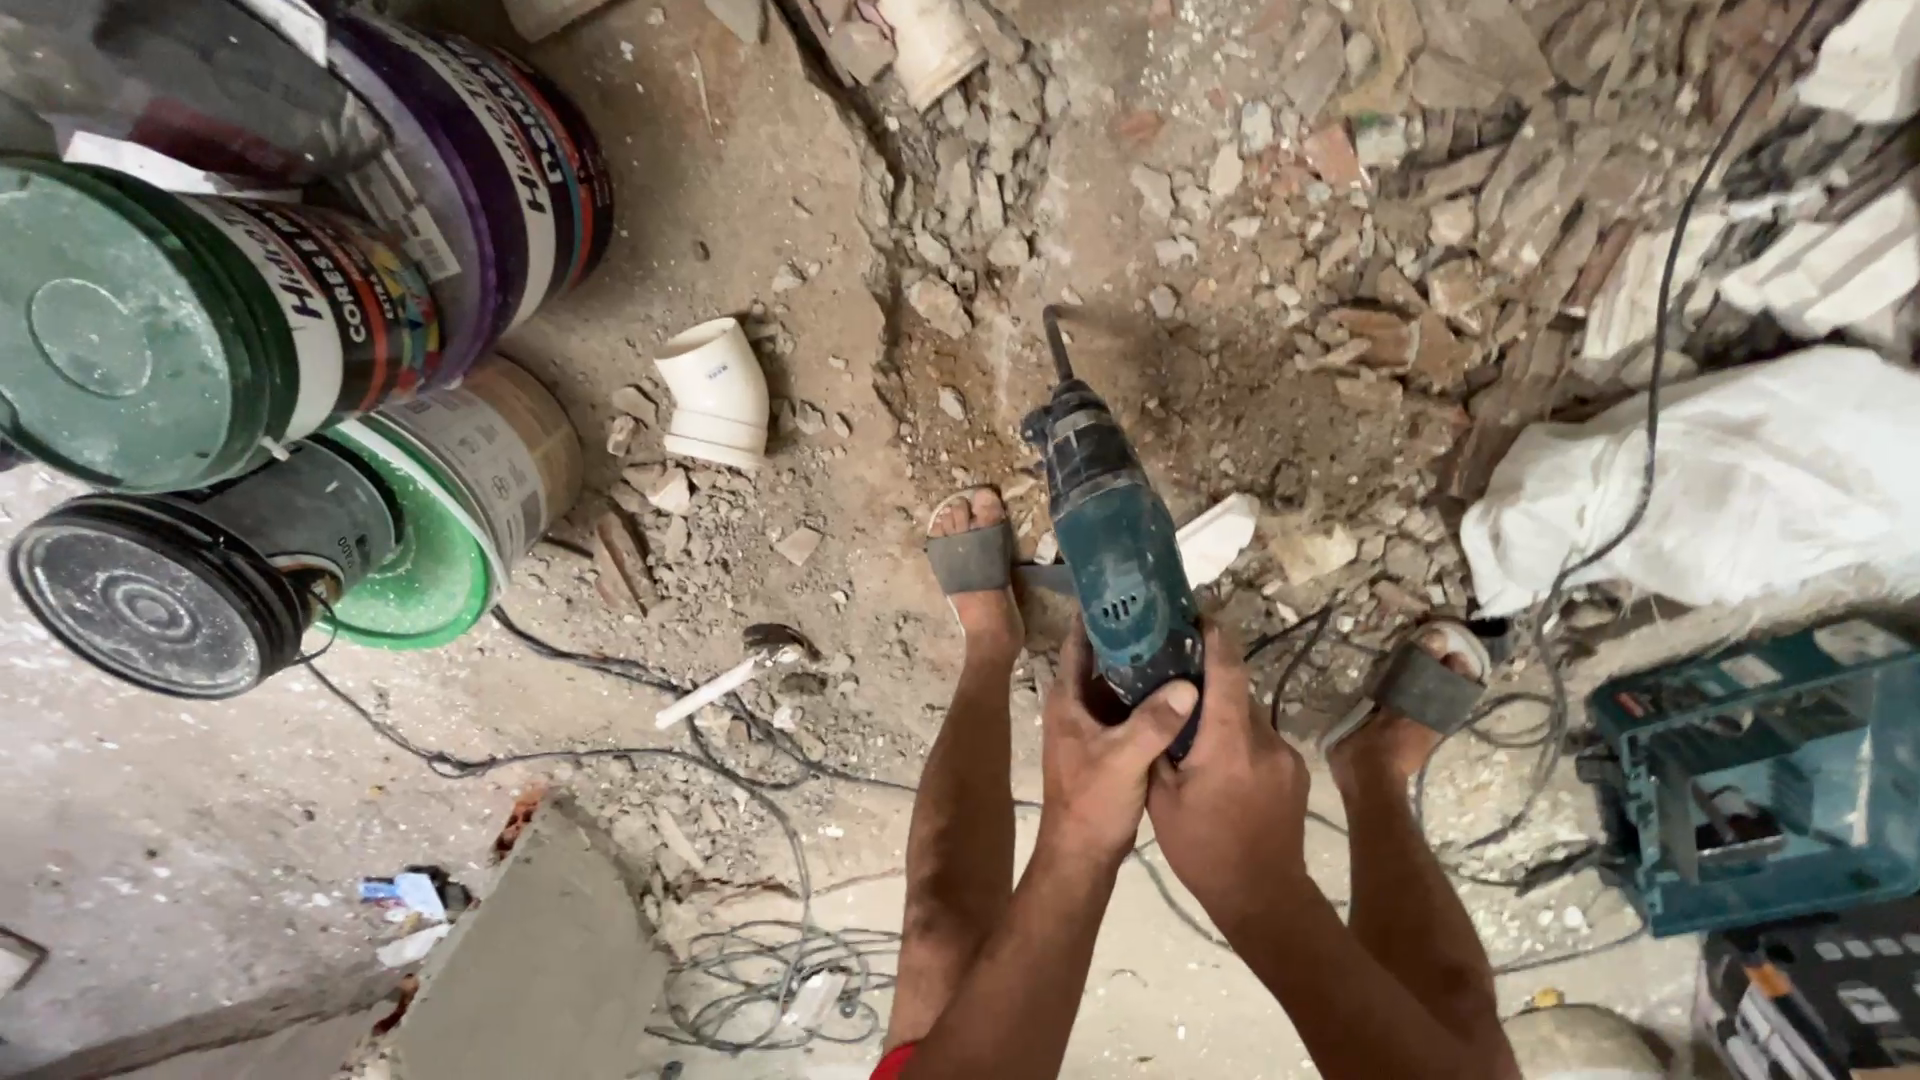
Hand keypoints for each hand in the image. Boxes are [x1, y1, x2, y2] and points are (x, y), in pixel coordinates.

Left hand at [1037, 619, 1198, 865]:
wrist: (1083, 854)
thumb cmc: (1091, 802)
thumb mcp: (1123, 759)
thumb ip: (1154, 722)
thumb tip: (1190, 683)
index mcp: (1067, 698)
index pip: (1077, 642)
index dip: (1096, 614)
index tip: (1124, 587)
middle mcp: (1078, 704)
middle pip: (1104, 658)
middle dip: (1131, 635)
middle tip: (1168, 610)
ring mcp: (1095, 724)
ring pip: (1121, 683)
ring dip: (1145, 665)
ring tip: (1182, 639)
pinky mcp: (1112, 743)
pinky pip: (1134, 707)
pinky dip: (1154, 694)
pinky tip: (1183, 685)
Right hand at [1146, 622, 1311, 933]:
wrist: (1266, 898)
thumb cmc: (1204, 850)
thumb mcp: (1162, 800)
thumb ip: (1160, 748)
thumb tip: (1156, 709)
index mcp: (1228, 743)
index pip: (1228, 673)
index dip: (1215, 638)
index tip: (1200, 613)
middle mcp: (1264, 740)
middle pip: (1237, 692)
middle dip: (1211, 682)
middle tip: (1178, 678)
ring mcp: (1286, 756)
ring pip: (1249, 717)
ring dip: (1225, 715)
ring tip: (1195, 729)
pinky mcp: (1296, 772)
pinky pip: (1262, 740)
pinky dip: (1239, 739)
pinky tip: (1221, 766)